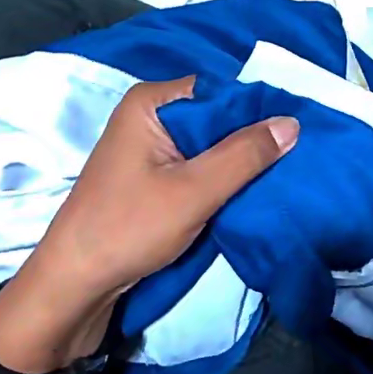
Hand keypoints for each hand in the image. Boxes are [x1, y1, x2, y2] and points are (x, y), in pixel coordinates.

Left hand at [0, 77, 297, 372]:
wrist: (76, 283)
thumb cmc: (129, 228)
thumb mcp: (194, 191)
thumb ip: (244, 155)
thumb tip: (292, 122)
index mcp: (150, 102)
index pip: (217, 91)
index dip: (256, 110)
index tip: (296, 130)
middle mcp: (147, 115)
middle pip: (213, 118)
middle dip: (249, 138)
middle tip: (297, 155)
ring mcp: (146, 147)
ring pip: (206, 145)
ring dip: (236, 162)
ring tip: (282, 173)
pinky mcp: (149, 176)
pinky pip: (194, 165)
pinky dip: (219, 178)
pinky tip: (249, 191)